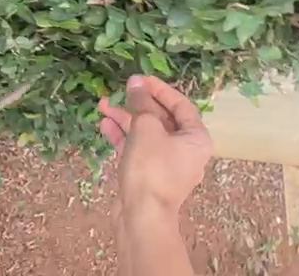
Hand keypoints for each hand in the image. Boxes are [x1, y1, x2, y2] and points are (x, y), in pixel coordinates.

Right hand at [97, 74, 213, 215]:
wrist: (142, 219)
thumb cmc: (151, 167)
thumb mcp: (146, 127)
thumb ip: (141, 102)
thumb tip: (136, 82)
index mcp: (195, 138)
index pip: (180, 104)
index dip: (159, 89)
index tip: (140, 79)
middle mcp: (185, 150)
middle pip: (161, 118)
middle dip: (138, 104)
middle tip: (121, 90)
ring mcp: (166, 165)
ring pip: (146, 134)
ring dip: (125, 119)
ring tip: (103, 105)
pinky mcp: (148, 176)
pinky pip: (137, 149)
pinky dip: (123, 137)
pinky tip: (105, 125)